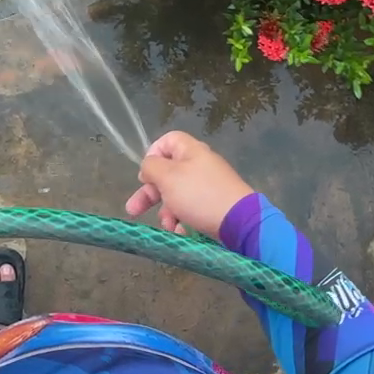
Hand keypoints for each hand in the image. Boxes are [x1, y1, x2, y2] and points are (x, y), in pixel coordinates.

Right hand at [123, 130, 254, 235]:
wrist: (239, 222)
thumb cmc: (199, 195)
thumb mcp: (168, 177)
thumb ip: (151, 167)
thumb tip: (148, 167)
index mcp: (190, 151)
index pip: (166, 141)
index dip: (152, 155)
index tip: (144, 175)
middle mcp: (199, 165)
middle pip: (167, 173)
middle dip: (150, 194)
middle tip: (134, 210)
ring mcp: (208, 186)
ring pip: (177, 195)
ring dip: (167, 212)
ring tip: (168, 226)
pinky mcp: (214, 206)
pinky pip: (191, 210)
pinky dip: (183, 220)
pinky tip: (182, 232)